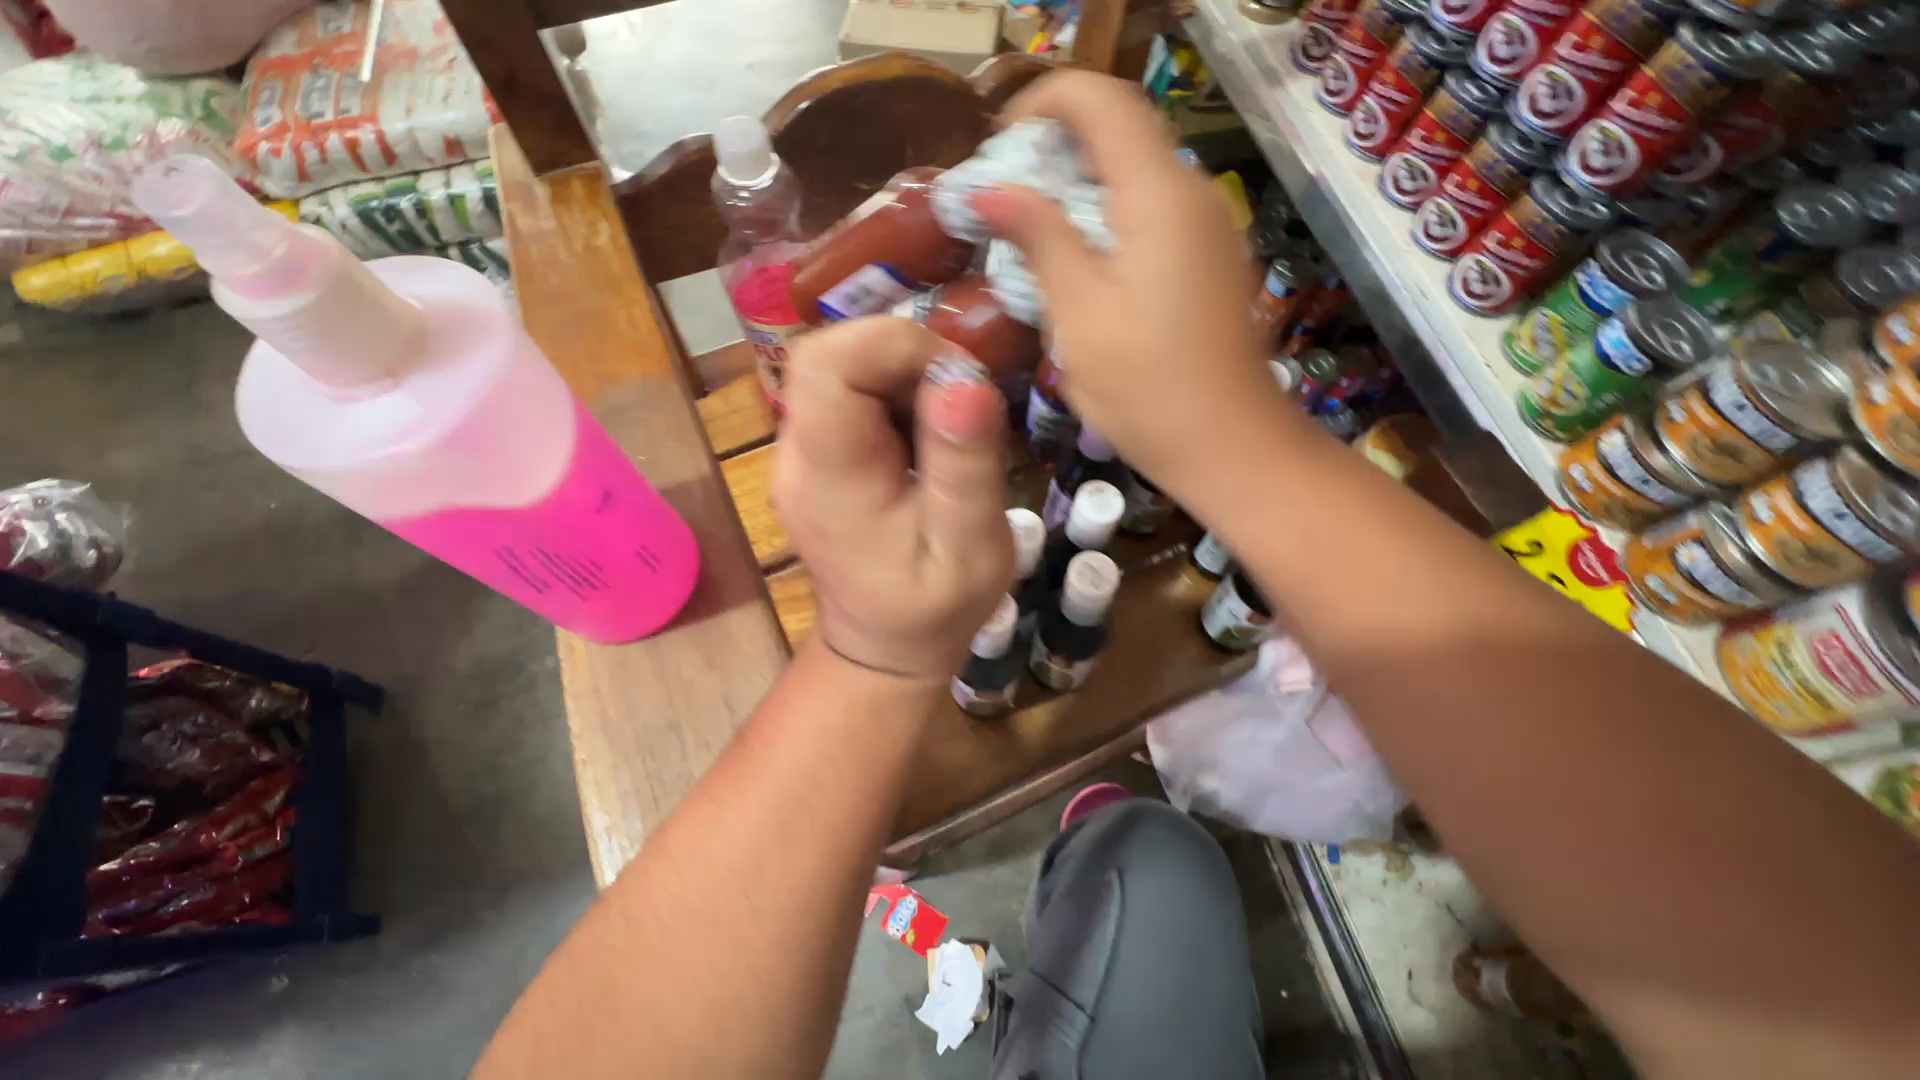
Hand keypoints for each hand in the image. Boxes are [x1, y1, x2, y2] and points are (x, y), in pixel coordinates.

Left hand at [773, 318, 1014, 680]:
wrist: (884, 647)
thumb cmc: (933, 607)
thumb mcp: (969, 545)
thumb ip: (964, 464)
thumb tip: (964, 377)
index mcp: (828, 473)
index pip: (829, 362)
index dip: (896, 344)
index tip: (959, 379)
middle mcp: (796, 455)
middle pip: (831, 357)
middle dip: (906, 357)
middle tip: (965, 400)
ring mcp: (798, 455)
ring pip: (841, 370)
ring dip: (905, 376)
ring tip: (953, 425)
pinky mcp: (815, 457)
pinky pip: (847, 397)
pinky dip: (895, 396)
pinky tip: (929, 439)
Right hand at [974, 72, 1297, 493]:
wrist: (1229, 445)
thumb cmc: (1145, 385)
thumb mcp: (1077, 311)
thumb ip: (1038, 236)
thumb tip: (991, 188)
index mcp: (1158, 195)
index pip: (1101, 101)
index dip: (1044, 100)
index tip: (998, 138)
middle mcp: (1192, 194)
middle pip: (1122, 132)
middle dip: (1057, 143)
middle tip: (1004, 190)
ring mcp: (1208, 228)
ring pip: (1137, 173)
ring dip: (1080, 183)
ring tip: (1029, 227)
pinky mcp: (1209, 260)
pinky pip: (1153, 212)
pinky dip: (1108, 216)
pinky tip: (1077, 261)